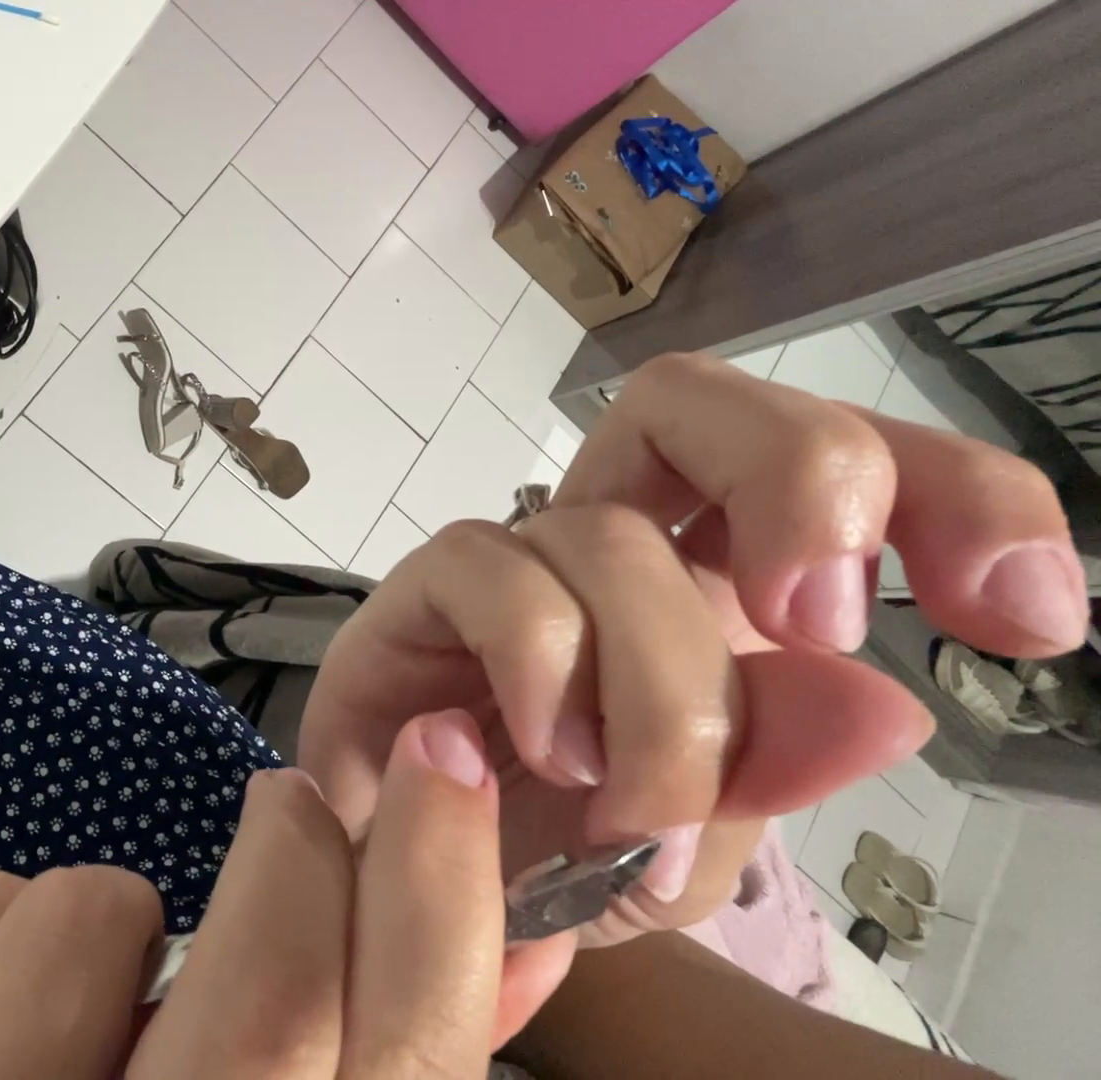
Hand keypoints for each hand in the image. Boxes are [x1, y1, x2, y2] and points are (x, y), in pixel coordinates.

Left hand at [0, 711, 564, 1076]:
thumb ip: (371, 1035)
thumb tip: (482, 921)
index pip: (404, 1049)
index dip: (440, 885)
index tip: (440, 754)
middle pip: (266, 994)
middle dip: (298, 852)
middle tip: (287, 806)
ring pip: (82, 927)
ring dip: (112, 907)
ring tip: (107, 953)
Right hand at [301, 353, 1085, 947]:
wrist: (415, 882)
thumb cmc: (547, 854)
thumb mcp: (694, 842)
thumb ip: (776, 768)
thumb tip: (880, 702)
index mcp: (705, 589)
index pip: (836, 471)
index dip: (950, 490)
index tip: (1012, 620)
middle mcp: (605, 553)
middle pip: (686, 402)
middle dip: (798, 479)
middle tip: (810, 618)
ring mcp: (505, 563)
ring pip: (609, 534)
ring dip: (655, 687)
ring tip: (627, 806)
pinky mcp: (420, 593)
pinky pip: (492, 571)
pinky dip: (543, 666)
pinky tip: (545, 751)